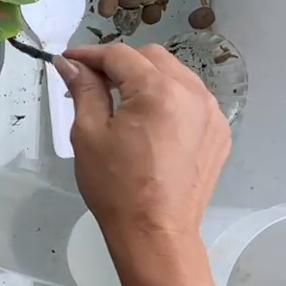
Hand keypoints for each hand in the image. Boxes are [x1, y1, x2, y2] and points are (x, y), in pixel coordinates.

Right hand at [55, 44, 228, 258]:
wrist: (154, 230)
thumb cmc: (114, 185)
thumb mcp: (88, 133)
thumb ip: (83, 90)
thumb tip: (69, 64)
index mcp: (157, 91)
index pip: (120, 55)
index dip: (89, 55)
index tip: (67, 61)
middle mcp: (193, 93)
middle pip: (151, 57)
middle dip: (119, 63)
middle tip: (90, 82)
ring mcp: (212, 113)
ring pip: (175, 75)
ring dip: (144, 78)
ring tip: (117, 100)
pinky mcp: (218, 132)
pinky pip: (191, 99)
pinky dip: (166, 98)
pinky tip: (146, 120)